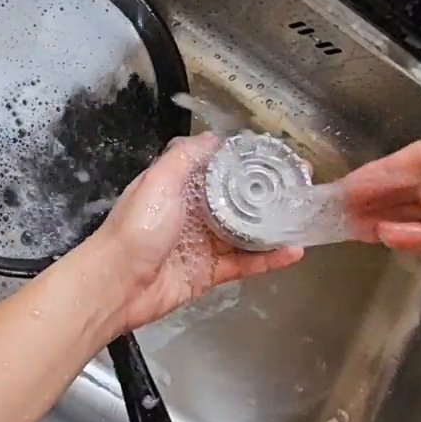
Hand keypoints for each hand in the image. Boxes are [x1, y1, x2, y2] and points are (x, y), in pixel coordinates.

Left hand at [76, 135, 303, 337]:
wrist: (117, 284)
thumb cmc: (136, 228)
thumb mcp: (158, 181)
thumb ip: (185, 157)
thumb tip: (214, 137)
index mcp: (178, 186)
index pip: (218, 168)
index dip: (246, 162)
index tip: (276, 156)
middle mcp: (192, 212)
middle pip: (237, 200)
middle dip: (267, 193)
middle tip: (300, 185)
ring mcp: (202, 243)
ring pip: (245, 232)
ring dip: (273, 227)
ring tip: (302, 217)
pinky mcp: (209, 273)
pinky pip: (244, 263)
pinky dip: (268, 259)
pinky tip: (292, 252)